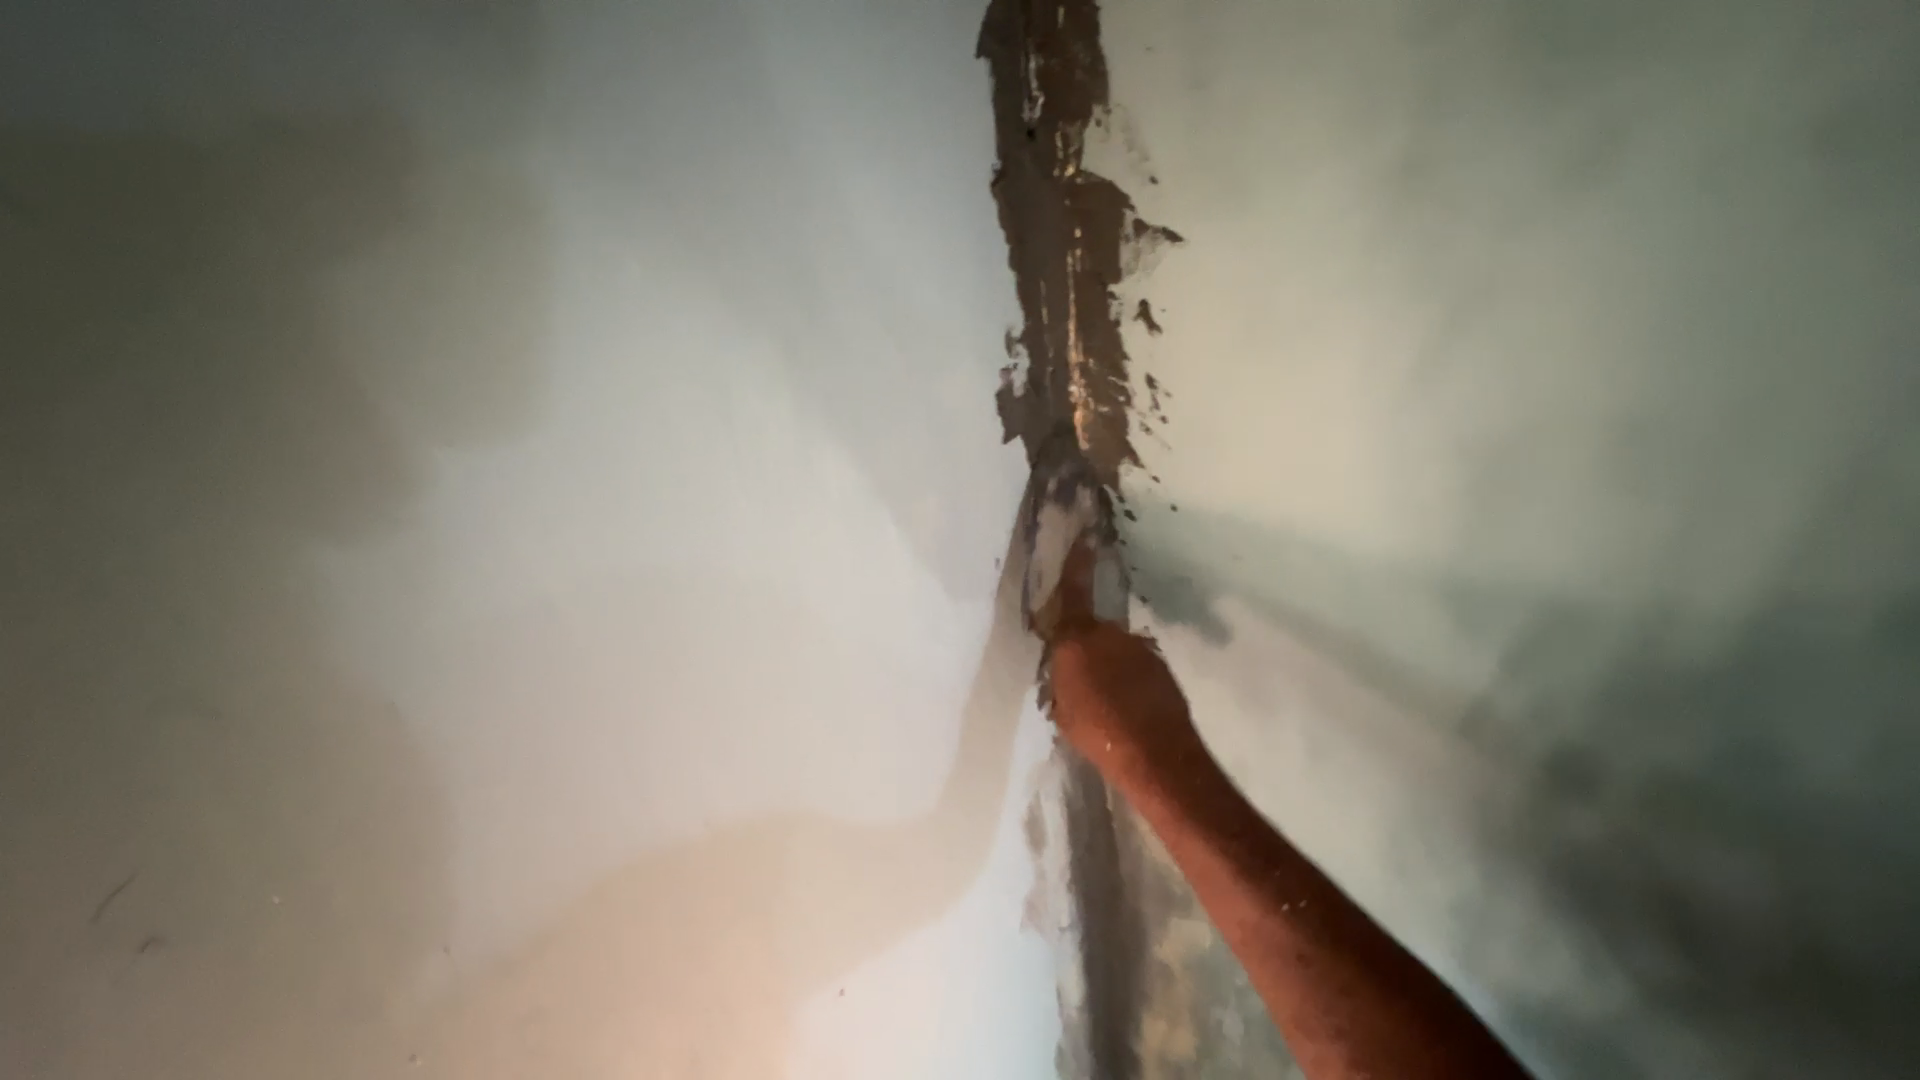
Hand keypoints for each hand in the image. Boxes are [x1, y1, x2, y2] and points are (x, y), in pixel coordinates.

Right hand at [1043, 559, 1208, 782]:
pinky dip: (1132, 683)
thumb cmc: (1096, 732)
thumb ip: (1062, 681)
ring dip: (1112, 670)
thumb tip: (1064, 673)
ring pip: (1118, 652)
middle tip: (1083, 684)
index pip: (1072, 594)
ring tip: (1109, 706)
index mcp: (1077, 640)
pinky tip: (1130, 711)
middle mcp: (1110, 634)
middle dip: (1088, 652)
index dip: (1076, 565)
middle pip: (1093, 633)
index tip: (1085, 538)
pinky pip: (1137, 669)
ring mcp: (1141, 649)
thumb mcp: (1062, 709)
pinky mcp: (1162, 668)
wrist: (1155, 755)